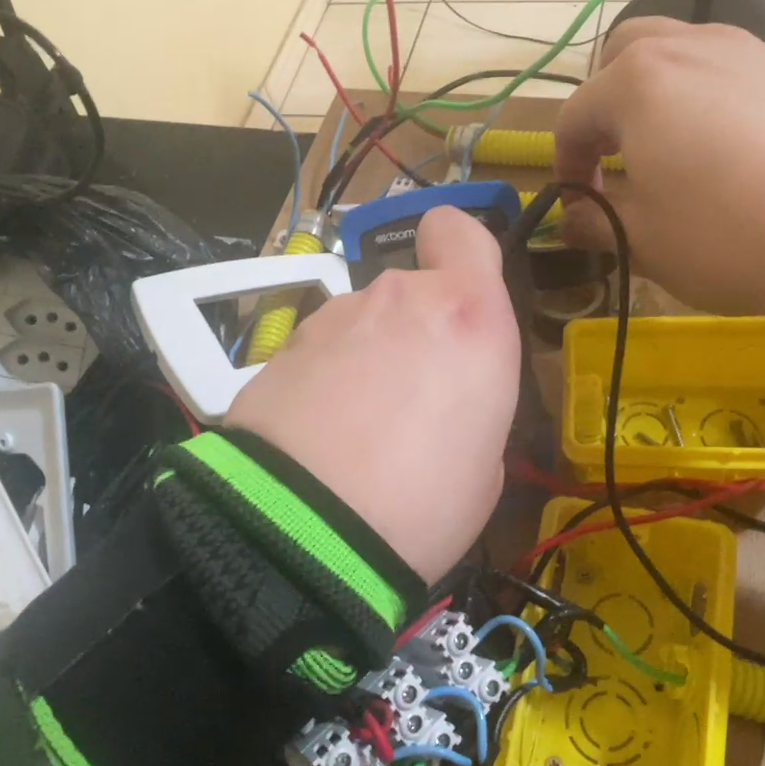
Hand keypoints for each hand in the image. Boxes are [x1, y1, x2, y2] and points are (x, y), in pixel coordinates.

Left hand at [226, 207, 519, 583]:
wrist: (308, 533)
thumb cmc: (425, 505)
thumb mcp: (485, 465)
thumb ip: (469, 406)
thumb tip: (444, 403)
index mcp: (469, 318)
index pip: (460, 232)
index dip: (458, 252)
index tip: (460, 294)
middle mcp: (399, 300)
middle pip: (411, 292)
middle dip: (413, 333)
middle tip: (411, 403)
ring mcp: (332, 320)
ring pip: (362, 324)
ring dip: (366, 359)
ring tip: (357, 433)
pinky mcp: (279, 351)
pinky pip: (320, 354)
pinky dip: (324, 382)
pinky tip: (318, 439)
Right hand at [554, 16, 764, 322]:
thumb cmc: (734, 238)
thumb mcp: (644, 244)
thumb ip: (595, 223)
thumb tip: (575, 216)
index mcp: (640, 83)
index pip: (575, 113)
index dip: (566, 162)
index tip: (578, 203)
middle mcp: (696, 48)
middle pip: (628, 53)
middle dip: (610, 104)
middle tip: (621, 159)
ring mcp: (762, 54)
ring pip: (692, 57)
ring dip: (669, 100)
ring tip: (685, 161)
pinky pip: (748, 80)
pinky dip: (726, 109)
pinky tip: (753, 168)